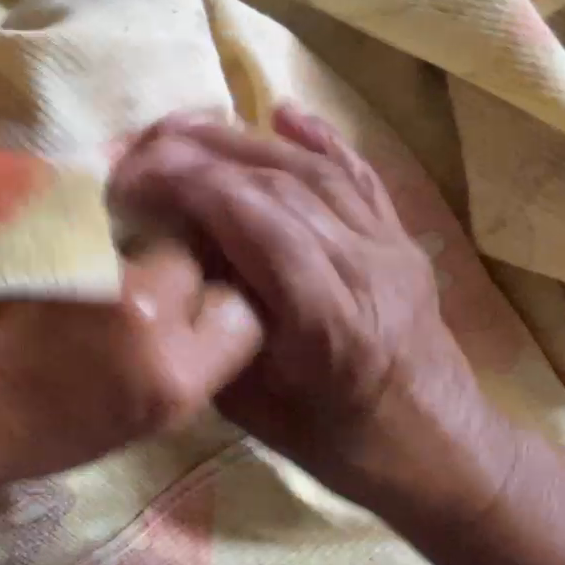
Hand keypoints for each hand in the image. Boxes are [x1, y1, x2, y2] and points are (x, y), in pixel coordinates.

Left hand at [0, 242, 263, 515]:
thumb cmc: (19, 436)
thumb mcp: (124, 425)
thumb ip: (171, 368)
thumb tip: (193, 317)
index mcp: (172, 381)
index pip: (242, 312)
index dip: (216, 305)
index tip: (191, 306)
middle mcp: (146, 316)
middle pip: (194, 256)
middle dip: (173, 262)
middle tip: (133, 274)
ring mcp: (92, 268)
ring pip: (140, 226)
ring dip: (124, 238)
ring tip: (88, 258)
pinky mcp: (45, 232)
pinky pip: (86, 212)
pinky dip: (80, 222)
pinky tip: (57, 244)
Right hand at [109, 107, 496, 508]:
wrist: (434, 450)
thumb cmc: (331, 438)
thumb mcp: (247, 399)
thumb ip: (208, 323)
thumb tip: (167, 257)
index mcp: (324, 312)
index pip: (248, 216)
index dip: (184, 183)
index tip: (130, 175)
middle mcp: (362, 264)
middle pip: (276, 182)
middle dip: (200, 152)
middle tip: (142, 143)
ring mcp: (388, 245)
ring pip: (310, 170)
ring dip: (241, 140)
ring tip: (184, 128)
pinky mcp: (399, 238)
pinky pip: (357, 174)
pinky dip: (317, 139)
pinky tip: (281, 114)